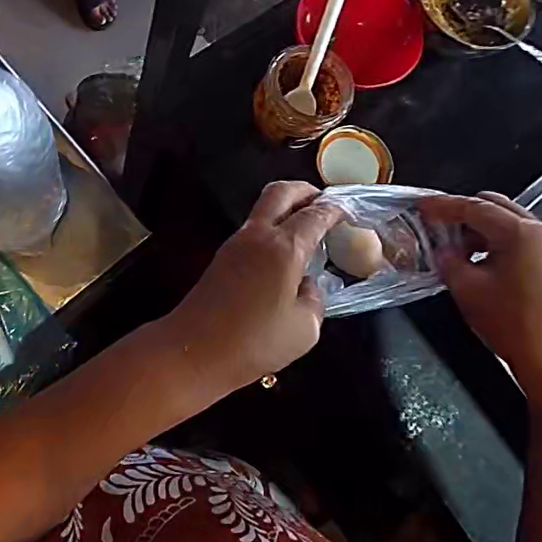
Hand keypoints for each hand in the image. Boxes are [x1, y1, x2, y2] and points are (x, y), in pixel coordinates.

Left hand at [155, 181, 344, 395]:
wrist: (193, 351)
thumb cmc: (254, 342)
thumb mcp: (305, 329)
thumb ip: (314, 299)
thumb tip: (307, 286)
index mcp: (284, 248)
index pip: (315, 215)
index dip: (335, 209)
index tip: (347, 210)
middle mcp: (258, 236)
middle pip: (281, 192)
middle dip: (305, 191)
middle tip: (323, 202)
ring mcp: (235, 244)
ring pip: (263, 209)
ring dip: (286, 209)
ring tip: (307, 227)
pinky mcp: (222, 258)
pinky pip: (253, 230)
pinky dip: (272, 228)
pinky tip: (284, 252)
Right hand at [418, 192, 541, 418]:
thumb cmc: (519, 327)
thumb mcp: (468, 290)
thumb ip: (449, 262)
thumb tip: (444, 253)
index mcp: (522, 233)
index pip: (474, 207)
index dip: (443, 206)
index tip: (425, 206)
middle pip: (497, 209)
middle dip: (466, 218)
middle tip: (441, 232)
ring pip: (512, 228)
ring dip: (483, 235)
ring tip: (462, 259)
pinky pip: (526, 246)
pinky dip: (502, 249)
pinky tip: (486, 272)